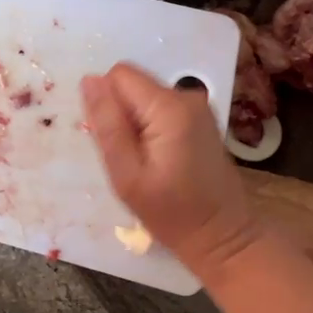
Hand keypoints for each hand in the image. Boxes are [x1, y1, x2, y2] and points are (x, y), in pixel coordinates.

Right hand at [82, 64, 254, 277]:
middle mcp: (187, 96)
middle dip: (121, 114)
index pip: (118, 75)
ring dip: (135, 123)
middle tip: (129, 157)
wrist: (223, 237)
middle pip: (132, 84)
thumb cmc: (172, 213)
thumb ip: (107, 124)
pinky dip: (150, 127)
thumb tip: (89, 80)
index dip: (107, 105)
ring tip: (145, 160)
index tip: (116, 141)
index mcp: (169, 107)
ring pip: (143, 96)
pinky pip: (159, 107)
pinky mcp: (200, 117)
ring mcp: (198, 106)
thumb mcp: (126, 174)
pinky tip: (160, 158)